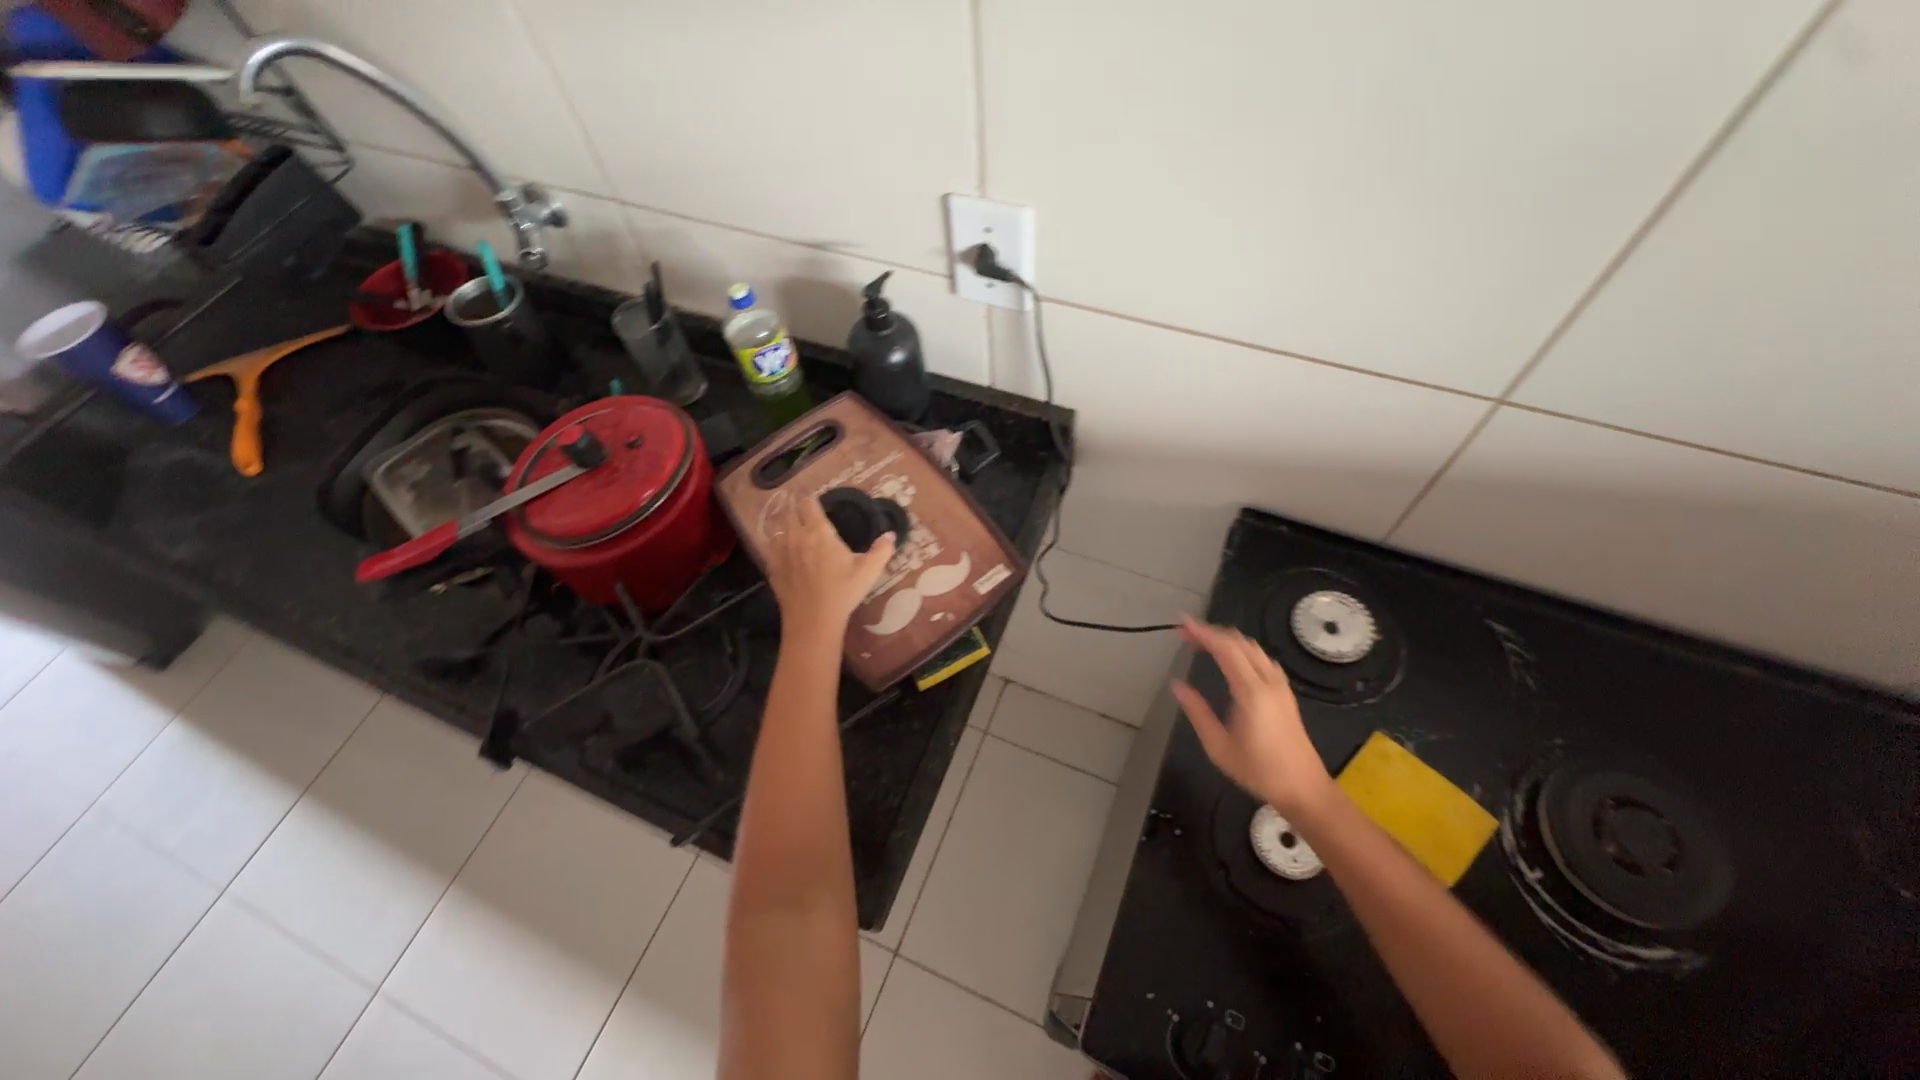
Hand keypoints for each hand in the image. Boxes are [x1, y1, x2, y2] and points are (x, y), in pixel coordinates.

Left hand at [764, 494, 897, 634]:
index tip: (819, 505)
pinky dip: (779, 546)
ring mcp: (780, 552)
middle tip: (810, 517)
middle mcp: (796, 536)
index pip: (808, 503)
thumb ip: (881, 550)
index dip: (813, 501)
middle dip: (799, 511)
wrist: (813, 620)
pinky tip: (787, 554)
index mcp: (818, 532)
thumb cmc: (842, 592)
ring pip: (780, 529)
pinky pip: (772, 548)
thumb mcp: (868, 571)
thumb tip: (890, 534)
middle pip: (791, 513)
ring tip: (798, 534)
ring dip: (788, 528)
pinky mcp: (772, 568)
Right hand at [1172, 616, 1333, 816]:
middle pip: (1240, 642)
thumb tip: (1177, 685)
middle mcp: (1268, 682)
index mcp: (1251, 692)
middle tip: (1187, 634)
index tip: (1182, 623)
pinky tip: (1232, 659)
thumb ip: (1197, 712)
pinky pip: (1263, 659)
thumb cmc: (1258, 771)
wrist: (1304, 787)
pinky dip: (1243, 650)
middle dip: (1212, 633)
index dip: (1203, 632)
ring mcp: (1280, 686)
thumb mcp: (1219, 746)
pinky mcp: (1285, 693)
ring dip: (1229, 640)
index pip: (1225, 648)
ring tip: (1204, 643)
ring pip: (1254, 648)